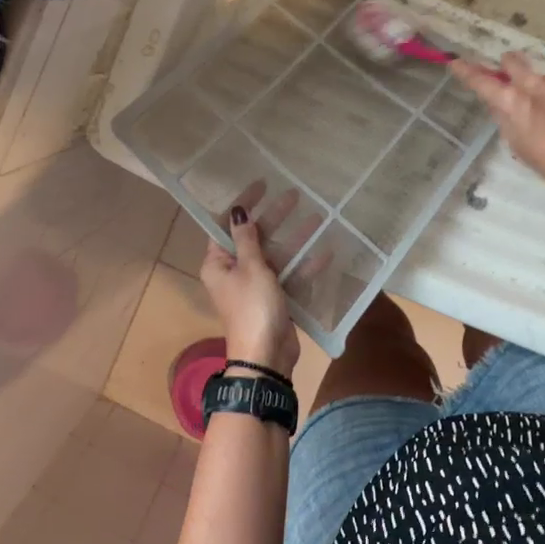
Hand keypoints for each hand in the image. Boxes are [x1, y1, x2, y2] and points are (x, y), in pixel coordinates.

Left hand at [200, 187, 299, 375]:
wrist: (266, 358)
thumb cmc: (253, 308)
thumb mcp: (251, 268)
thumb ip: (247, 239)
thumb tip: (237, 211)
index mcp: (218, 263)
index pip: (226, 225)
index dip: (242, 204)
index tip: (261, 185)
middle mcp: (234, 272)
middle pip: (254, 237)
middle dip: (275, 217)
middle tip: (294, 195)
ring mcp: (256, 286)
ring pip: (276, 255)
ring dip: (295, 239)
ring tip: (317, 218)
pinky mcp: (275, 299)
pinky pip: (289, 275)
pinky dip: (304, 265)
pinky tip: (325, 252)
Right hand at [451, 53, 544, 206]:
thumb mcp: (518, 145)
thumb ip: (505, 118)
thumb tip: (499, 104)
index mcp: (513, 102)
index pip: (481, 81)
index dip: (465, 71)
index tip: (455, 62)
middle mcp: (533, 84)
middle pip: (511, 60)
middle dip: (505, 67)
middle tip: (508, 82)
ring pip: (537, 76)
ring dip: (535, 87)